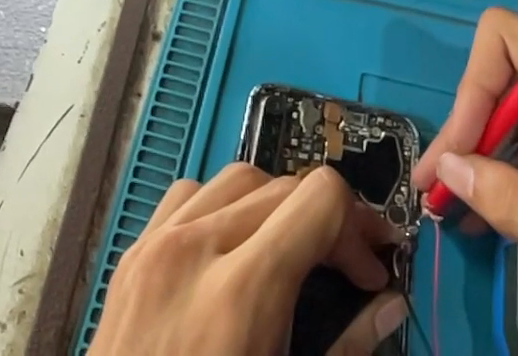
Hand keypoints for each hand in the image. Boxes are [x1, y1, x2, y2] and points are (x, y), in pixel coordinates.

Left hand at [89, 163, 407, 355]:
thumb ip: (345, 346)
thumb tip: (385, 305)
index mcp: (240, 292)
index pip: (320, 200)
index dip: (359, 229)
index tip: (369, 269)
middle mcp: (194, 250)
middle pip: (283, 186)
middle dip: (326, 221)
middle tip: (346, 266)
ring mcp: (155, 246)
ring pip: (236, 179)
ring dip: (273, 205)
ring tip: (291, 249)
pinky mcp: (132, 254)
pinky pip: (187, 196)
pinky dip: (221, 206)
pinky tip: (232, 245)